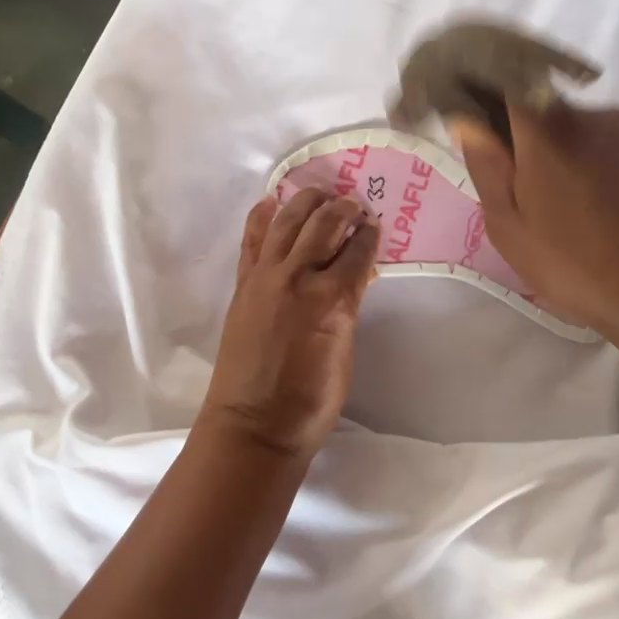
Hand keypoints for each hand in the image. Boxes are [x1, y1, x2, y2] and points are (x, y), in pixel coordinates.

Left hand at [201, 189, 380, 459]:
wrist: (253, 424)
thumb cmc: (309, 401)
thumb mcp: (344, 354)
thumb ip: (348, 308)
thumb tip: (355, 277)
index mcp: (331, 299)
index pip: (356, 252)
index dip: (369, 234)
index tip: (376, 222)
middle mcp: (297, 277)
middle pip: (323, 226)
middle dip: (342, 209)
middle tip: (354, 203)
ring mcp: (264, 277)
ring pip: (286, 222)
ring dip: (306, 202)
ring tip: (320, 193)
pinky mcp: (243, 285)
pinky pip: (252, 240)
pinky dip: (262, 217)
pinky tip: (270, 202)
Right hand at [453, 99, 618, 344]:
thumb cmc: (581, 267)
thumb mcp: (510, 226)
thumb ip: (486, 164)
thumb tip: (468, 118)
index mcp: (549, 126)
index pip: (503, 80)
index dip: (481, 96)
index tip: (472, 131)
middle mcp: (595, 115)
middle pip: (541, 109)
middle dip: (521, 140)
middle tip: (516, 194)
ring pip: (577, 133)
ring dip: (559, 160)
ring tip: (561, 217)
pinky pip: (609, 152)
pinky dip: (592, 173)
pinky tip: (598, 221)